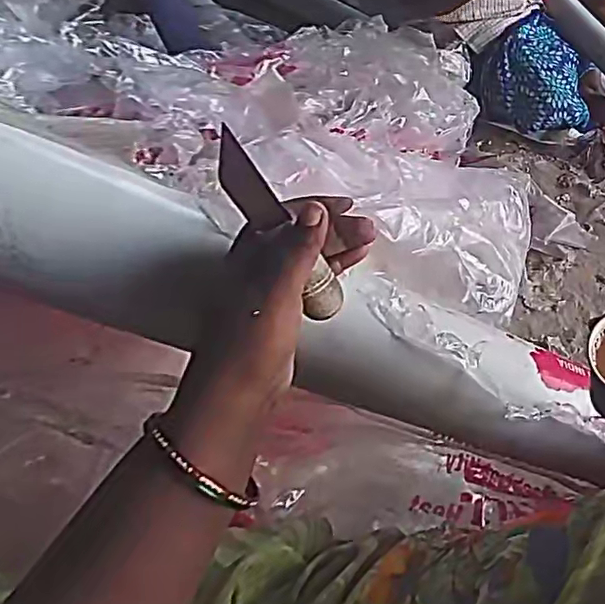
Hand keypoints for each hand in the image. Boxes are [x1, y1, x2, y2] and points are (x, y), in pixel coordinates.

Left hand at [175, 197, 376, 424]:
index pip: (282, 217)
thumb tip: (315, 210)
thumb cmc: (249, 344)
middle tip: (365, 227)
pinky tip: (351, 263)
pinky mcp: (285, 309)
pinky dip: (335, 266)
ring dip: (338, 245)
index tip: (344, 206)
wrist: (237, 396)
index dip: (314, 208)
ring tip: (366, 240)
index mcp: (249, 257)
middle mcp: (258, 268)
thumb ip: (297, 250)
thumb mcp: (277, 291)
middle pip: (300, 234)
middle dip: (334, 227)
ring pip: (310, 254)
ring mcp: (272, 289)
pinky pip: (314, 276)